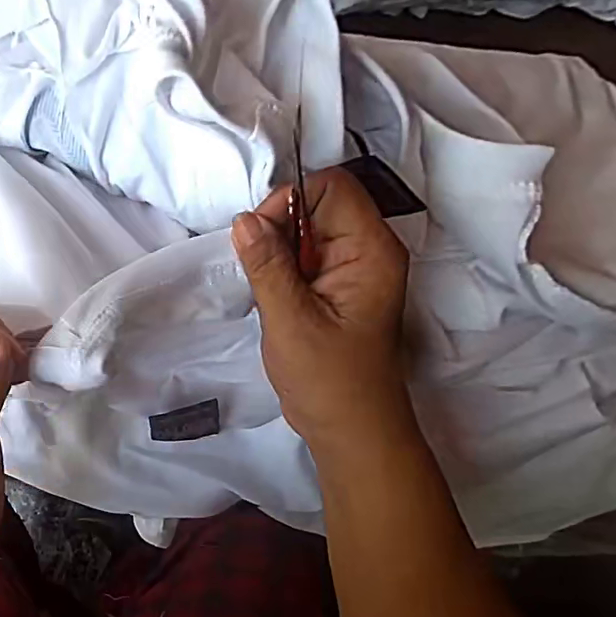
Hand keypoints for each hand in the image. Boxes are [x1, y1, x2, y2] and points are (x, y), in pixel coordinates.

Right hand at [233, 166, 411, 456]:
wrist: (349, 428)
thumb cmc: (328, 380)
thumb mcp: (291, 320)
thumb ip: (267, 265)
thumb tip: (244, 219)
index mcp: (371, 251)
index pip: (331, 188)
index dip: (289, 202)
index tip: (258, 238)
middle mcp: (366, 251)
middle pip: (318, 204)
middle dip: (278, 226)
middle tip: (257, 267)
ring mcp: (350, 270)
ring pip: (305, 231)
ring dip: (275, 250)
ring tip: (266, 288)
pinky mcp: (333, 288)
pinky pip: (301, 257)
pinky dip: (279, 267)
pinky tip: (270, 295)